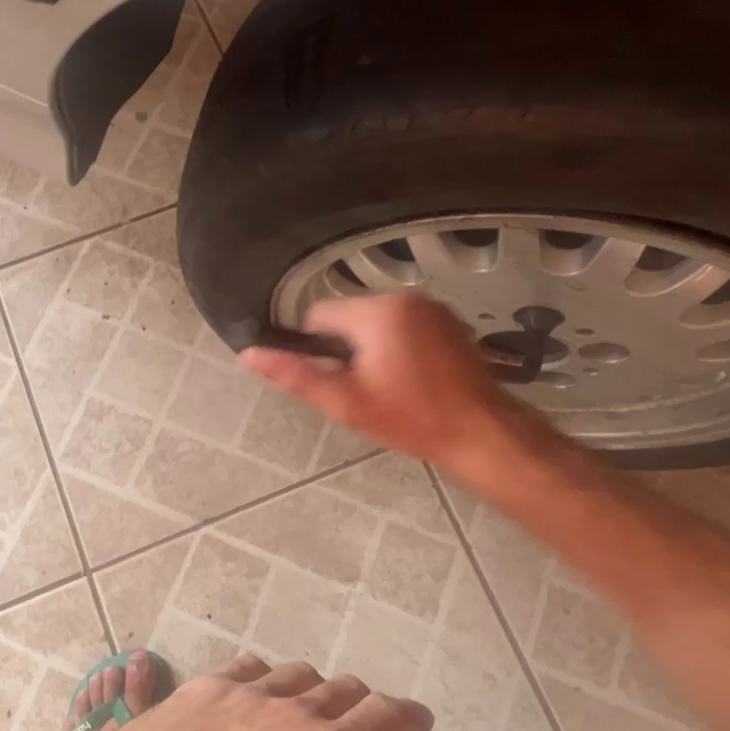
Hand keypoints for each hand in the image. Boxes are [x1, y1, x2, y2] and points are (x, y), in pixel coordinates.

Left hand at [0, 657, 434, 730]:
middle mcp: (291, 712)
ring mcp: (240, 692)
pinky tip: (256, 701)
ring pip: (297, 676)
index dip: (407, 718)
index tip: (419, 720)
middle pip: (344, 692)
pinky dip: (267, 681)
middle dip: (363, 708)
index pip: (385, 720)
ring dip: (315, 694)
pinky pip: (249, 669)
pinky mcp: (195, 688)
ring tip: (311, 719)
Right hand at [238, 293, 524, 466]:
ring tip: (392, 387)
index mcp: (377, 311)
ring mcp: (433, 307)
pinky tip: (414, 379)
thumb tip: (248, 355)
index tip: (337, 379)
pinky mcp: (451, 321)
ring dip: (375, 346)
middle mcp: (406, 298)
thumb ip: (296, 375)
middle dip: (349, 348)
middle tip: (366, 390)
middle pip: (351, 315)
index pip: (320, 313)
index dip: (319, 347)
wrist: (481, 432)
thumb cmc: (411, 419)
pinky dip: (402, 344)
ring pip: (379, 320)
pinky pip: (408, 324)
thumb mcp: (345, 403)